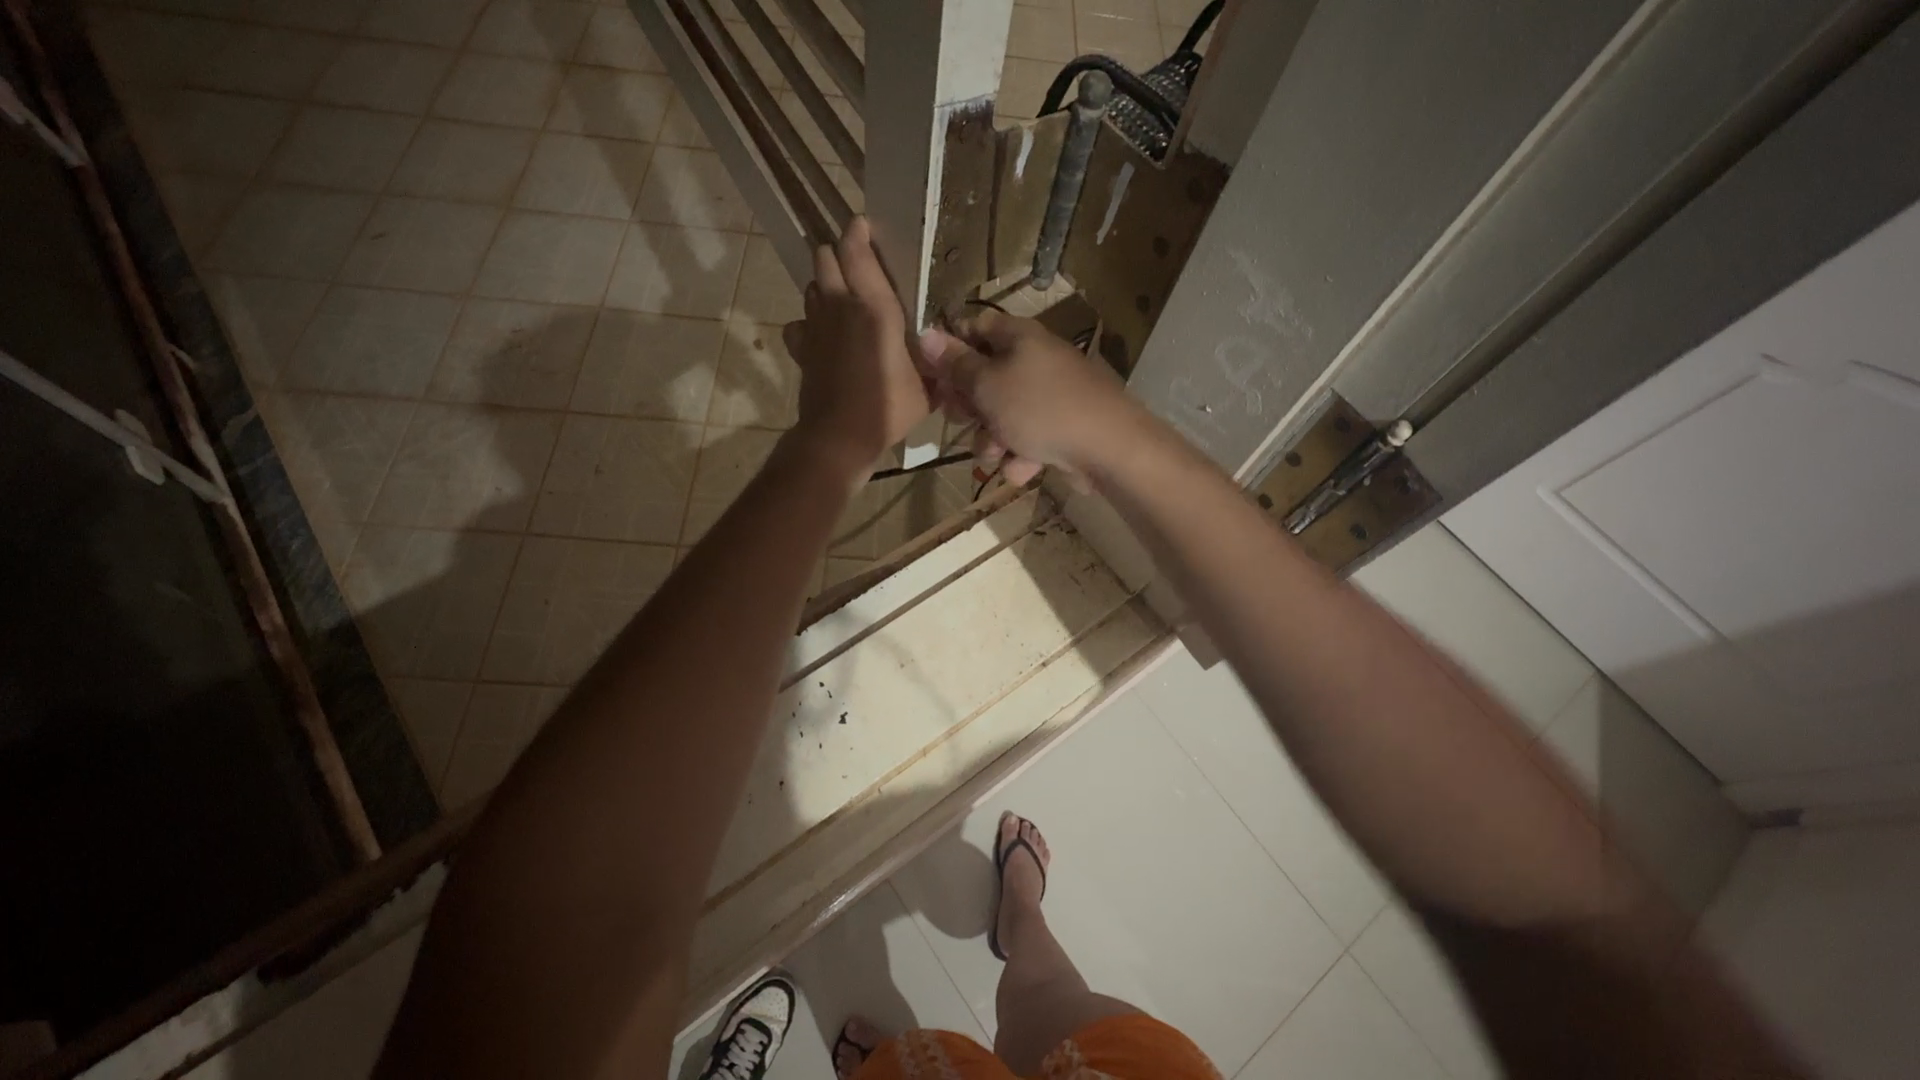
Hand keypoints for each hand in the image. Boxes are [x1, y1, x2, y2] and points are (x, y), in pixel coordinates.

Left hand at [782, 218, 930, 477]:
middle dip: (836, 254)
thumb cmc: (888, 409)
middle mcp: (841, 307)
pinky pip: (799, 323)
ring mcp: (815, 326)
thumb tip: (945, 357)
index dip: (857, 233)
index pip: (857, 253)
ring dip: (823, 285)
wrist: (840, 437)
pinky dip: (808, 323)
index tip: (863, 225)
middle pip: (824, 258)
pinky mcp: (802, 349)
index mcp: (876, 308)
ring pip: (811, 287)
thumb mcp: (926, 388)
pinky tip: (821, 334)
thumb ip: (933, 364)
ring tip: (842, 297)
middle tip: (855, 262)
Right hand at [918, 308, 1140, 487]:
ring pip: (1006, 414)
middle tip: (961, 421)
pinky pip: (1031, 437)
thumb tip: (925, 333)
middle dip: (971, 406)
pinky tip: (1025, 468)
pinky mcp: (1066, 427)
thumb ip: (956, 364)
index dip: (950, 350)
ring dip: (993, 439)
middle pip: (987, 377)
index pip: (973, 328)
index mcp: (1018, 337)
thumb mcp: (987, 385)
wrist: (1108, 447)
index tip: (935, 378)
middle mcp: (1036, 359)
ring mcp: (1054, 394)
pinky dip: (1023, 454)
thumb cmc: (1039, 408)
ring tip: (995, 456)